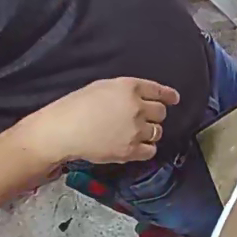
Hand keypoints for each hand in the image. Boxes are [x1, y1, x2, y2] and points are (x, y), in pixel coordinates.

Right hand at [19, 77, 179, 164]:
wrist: (63, 130)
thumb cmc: (75, 106)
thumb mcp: (101, 87)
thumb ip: (124, 90)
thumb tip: (138, 97)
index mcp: (130, 87)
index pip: (159, 91)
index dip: (168, 96)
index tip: (174, 99)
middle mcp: (137, 108)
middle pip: (161, 113)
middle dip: (155, 115)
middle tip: (145, 118)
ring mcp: (136, 130)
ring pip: (158, 132)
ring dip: (150, 132)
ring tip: (138, 133)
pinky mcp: (130, 150)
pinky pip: (150, 150)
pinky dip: (146, 148)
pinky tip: (137, 146)